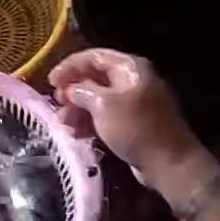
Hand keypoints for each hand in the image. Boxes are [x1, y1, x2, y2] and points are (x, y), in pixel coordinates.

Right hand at [49, 49, 205, 178]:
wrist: (168, 164)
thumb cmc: (135, 128)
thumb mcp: (103, 105)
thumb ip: (81, 92)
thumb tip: (71, 90)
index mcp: (130, 68)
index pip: (93, 57)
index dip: (69, 66)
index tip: (51, 81)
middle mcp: (132, 81)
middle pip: (94, 78)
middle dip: (72, 91)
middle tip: (58, 104)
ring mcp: (132, 103)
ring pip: (96, 99)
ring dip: (77, 110)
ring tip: (65, 124)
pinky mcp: (131, 123)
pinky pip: (104, 116)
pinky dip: (89, 122)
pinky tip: (77, 133)